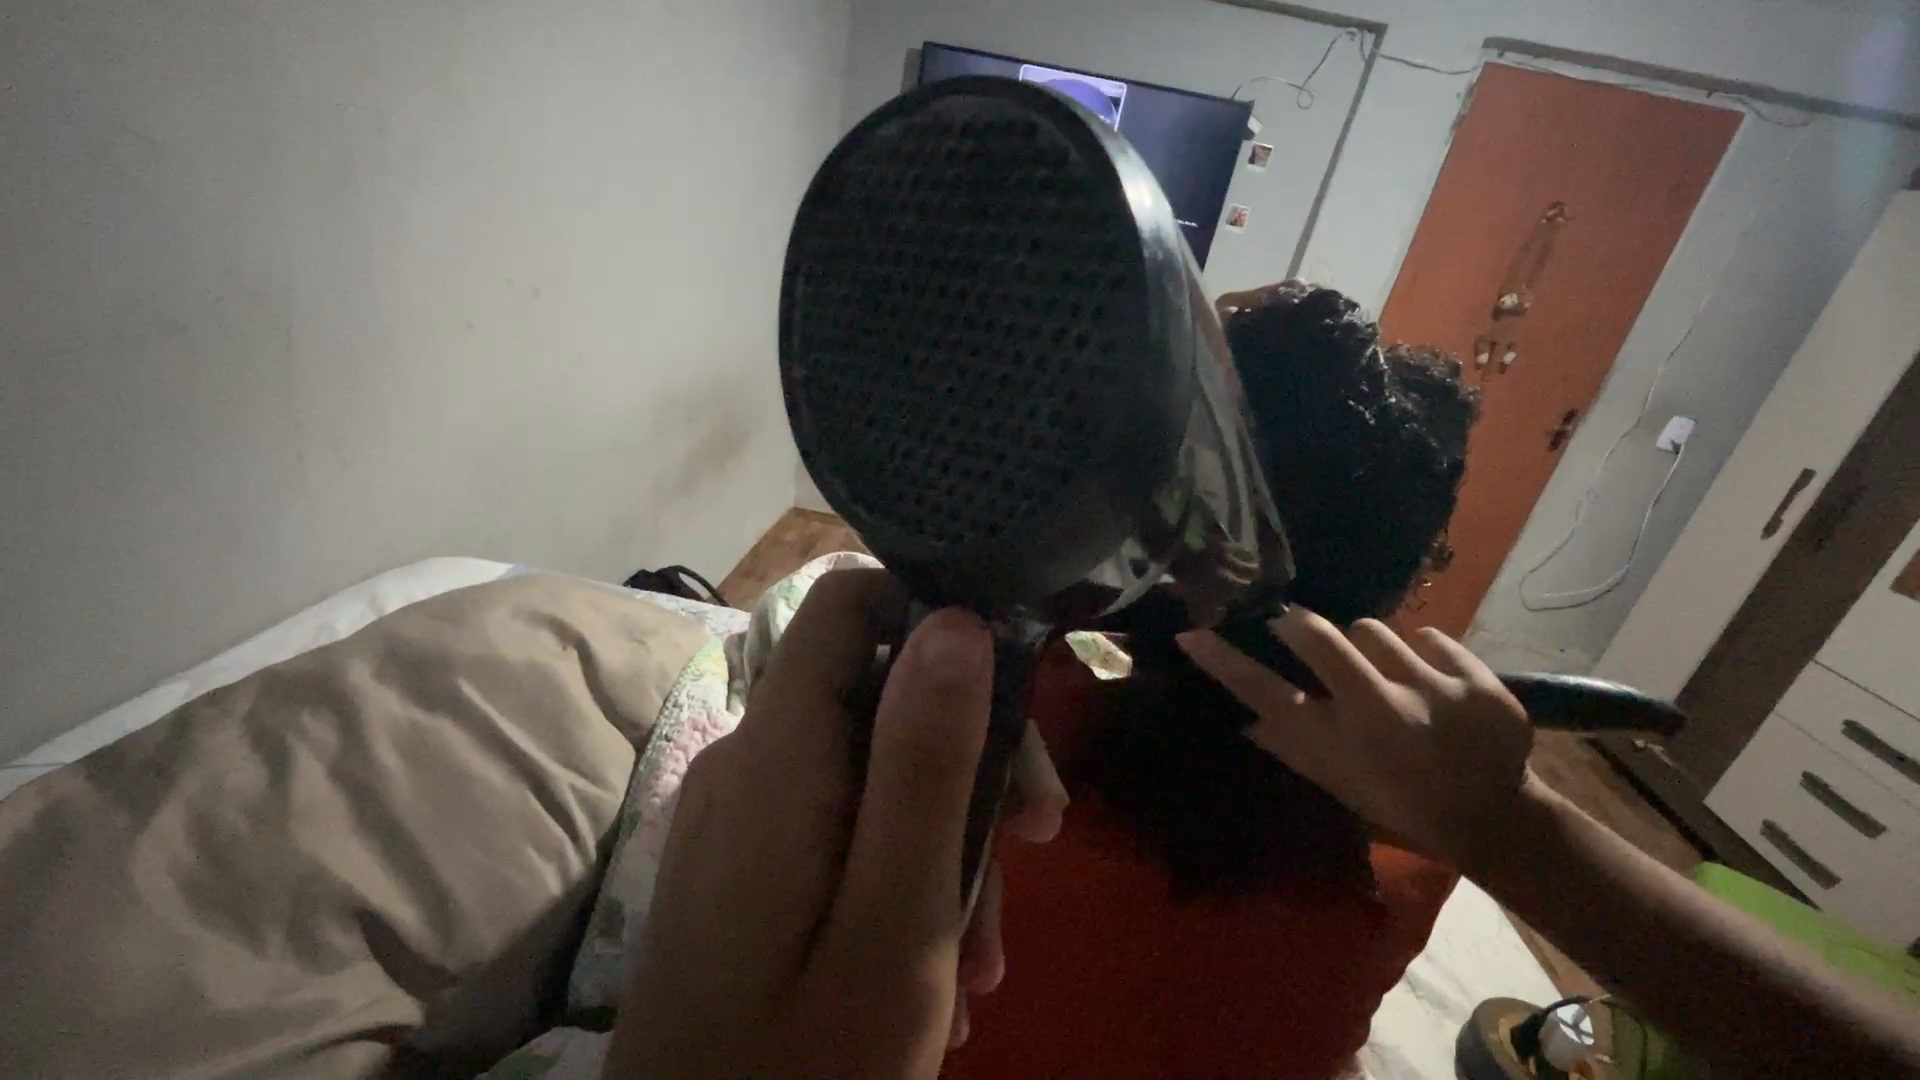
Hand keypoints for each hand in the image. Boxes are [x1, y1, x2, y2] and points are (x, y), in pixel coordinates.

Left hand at [605, 569, 1061, 1078]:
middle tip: (1035, 840)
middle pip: (875, 689)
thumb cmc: (807, 1070)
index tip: (1010, 686)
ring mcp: (741, 813)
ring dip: (944, 830)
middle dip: (967, 750)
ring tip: (984, 948)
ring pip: (869, 763)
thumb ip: (924, 761)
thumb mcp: (896, 920)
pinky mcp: (745, 862)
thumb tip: (956, 619)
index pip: (847, 601)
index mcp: (776, 753)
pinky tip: (938, 957)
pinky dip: (901, 864)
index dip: (931, 614)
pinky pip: (841, 821)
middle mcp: (748, 760)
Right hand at [1176, 607, 1533, 871]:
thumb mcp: (1340, 784)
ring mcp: (1434, 691)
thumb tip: (1246, 721)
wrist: (1496, 817)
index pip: (1266, 693)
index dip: (1224, 661)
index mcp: (1341, 742)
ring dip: (1367, 645)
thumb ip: (1293, 749)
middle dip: (1297, 624)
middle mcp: (1381, 712)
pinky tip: (1432, 681)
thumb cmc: (1400, 802)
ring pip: (1373, 630)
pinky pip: (1428, 636)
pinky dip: (1421, 653)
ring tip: (1383, 670)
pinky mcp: (1478, 680)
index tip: (1191, 634)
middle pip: (1319, 638)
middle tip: (1293, 627)